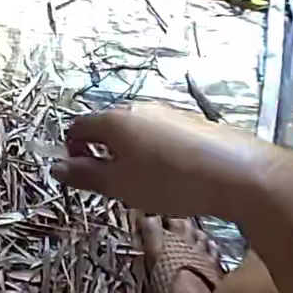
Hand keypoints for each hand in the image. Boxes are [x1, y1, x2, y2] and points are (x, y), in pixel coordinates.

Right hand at [56, 104, 292, 219]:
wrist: (238, 172)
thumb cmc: (169, 181)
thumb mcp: (120, 185)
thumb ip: (85, 175)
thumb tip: (55, 167)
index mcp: (113, 120)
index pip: (78, 126)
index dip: (72, 149)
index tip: (80, 174)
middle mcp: (137, 108)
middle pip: (106, 127)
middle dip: (101, 152)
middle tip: (111, 183)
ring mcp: (166, 112)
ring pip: (134, 131)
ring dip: (128, 153)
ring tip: (143, 184)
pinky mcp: (190, 122)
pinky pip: (158, 134)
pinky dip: (152, 152)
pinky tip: (171, 176)